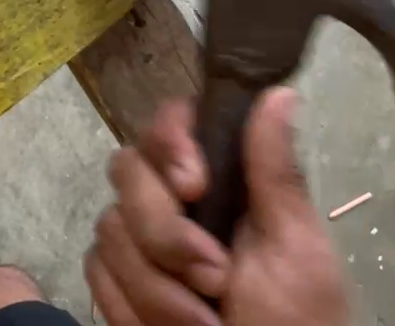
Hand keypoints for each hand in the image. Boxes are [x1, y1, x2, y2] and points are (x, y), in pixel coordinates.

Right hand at [86, 89, 348, 325]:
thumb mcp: (299, 252)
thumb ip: (275, 171)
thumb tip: (281, 91)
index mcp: (216, 180)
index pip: (167, 122)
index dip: (169, 143)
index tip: (195, 183)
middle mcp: (168, 198)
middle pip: (127, 171)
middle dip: (166, 233)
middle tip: (216, 278)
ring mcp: (135, 239)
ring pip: (109, 227)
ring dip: (158, 287)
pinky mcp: (112, 279)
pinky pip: (95, 269)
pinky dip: (131, 306)